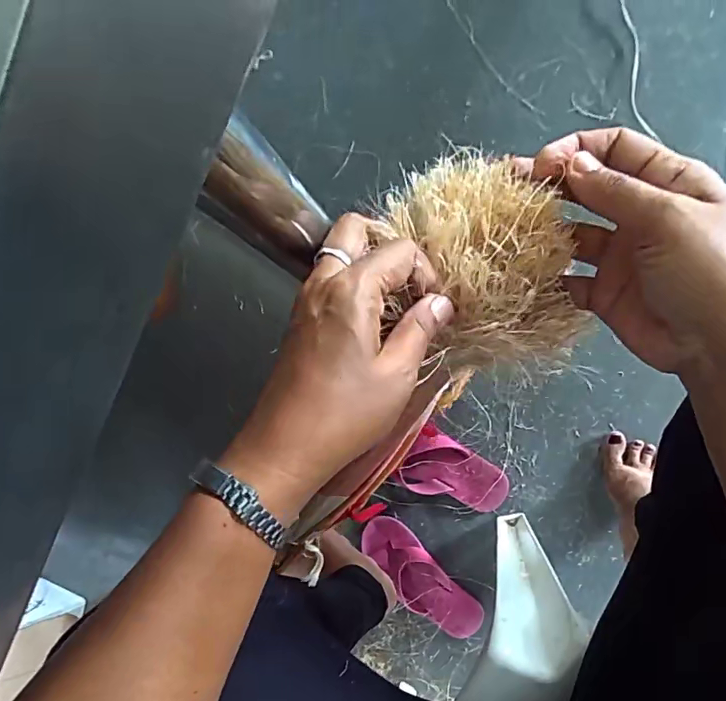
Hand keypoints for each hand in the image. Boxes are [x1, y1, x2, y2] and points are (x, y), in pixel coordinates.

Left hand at [220, 214, 452, 516]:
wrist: (286, 446)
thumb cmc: (346, 415)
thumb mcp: (396, 376)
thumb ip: (420, 330)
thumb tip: (439, 303)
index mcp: (351, 289)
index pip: (399, 250)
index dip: (426, 273)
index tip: (434, 309)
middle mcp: (322, 282)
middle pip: (355, 230)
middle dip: (389, 249)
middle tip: (409, 290)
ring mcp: (304, 300)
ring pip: (337, 255)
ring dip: (368, 267)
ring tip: (392, 311)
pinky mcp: (297, 320)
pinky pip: (326, 282)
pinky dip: (350, 287)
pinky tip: (369, 327)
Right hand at [528, 128, 725, 376]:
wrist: (721, 343)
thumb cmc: (710, 270)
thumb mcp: (668, 218)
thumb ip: (617, 191)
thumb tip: (574, 163)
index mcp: (667, 183)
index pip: (616, 150)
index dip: (577, 151)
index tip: (541, 165)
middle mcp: (640, 216)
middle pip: (589, 190)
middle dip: (552, 186)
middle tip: (512, 189)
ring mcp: (622, 257)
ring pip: (575, 235)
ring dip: (547, 232)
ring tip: (514, 233)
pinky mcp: (606, 295)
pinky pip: (571, 282)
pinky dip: (551, 279)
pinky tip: (530, 275)